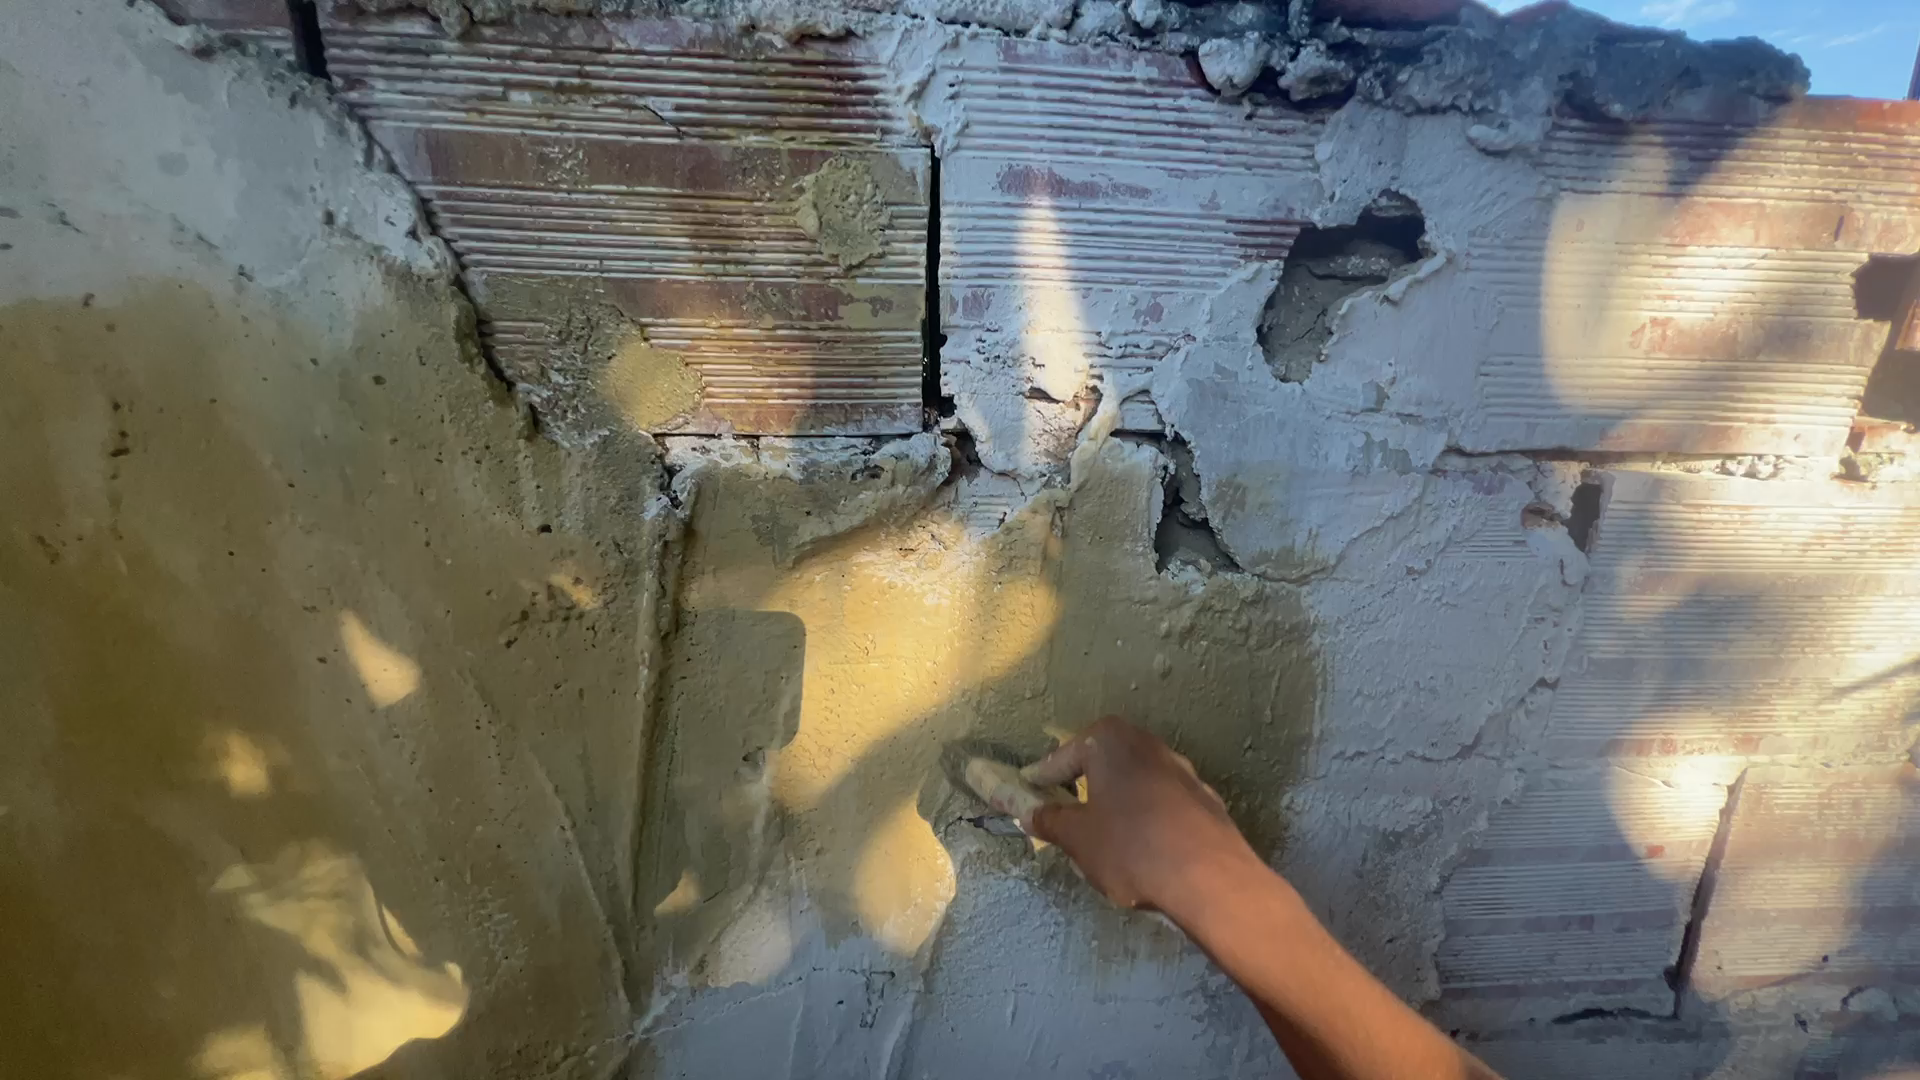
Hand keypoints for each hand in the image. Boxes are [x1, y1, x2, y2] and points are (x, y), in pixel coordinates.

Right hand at [1018, 716, 1263, 913]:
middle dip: (1082, 785)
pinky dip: (1146, 816)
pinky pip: (1161, 802)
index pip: (1062, 758)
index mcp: (1110, 740)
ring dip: (1116, 801)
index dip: (1042, 779)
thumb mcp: (1078, 838)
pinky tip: (1143, 846)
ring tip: (1104, 835)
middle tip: (1064, 812)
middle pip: (1102, 763)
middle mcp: (1146, 742)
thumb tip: (1030, 813)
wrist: (1211, 879)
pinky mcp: (1204, 797)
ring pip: (1134, 781)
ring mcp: (1180, 768)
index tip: (1028, 794)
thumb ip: (1050, 821)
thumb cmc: (1131, 847)